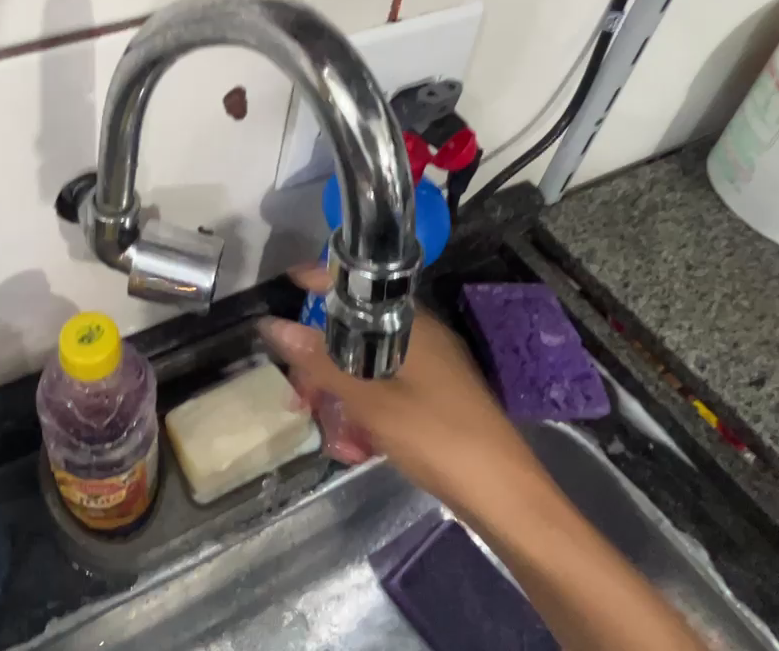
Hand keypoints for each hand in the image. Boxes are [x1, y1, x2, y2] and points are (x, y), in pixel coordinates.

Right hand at [260, 274, 541, 515]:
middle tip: (299, 395)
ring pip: (369, 367)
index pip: (360, 287)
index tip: (288, 286)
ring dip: (342, 396)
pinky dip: (366, 413)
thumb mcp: (370, 399)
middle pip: (358, 333)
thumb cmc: (436, 435)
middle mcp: (421, 338)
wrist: (503, 494)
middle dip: (323, 363)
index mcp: (410, 324)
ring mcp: (431, 371)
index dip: (322, 283)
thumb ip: (321, 362)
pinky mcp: (435, 401)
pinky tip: (357, 447)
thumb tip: (275, 326)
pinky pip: (387, 392)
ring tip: (330, 433)